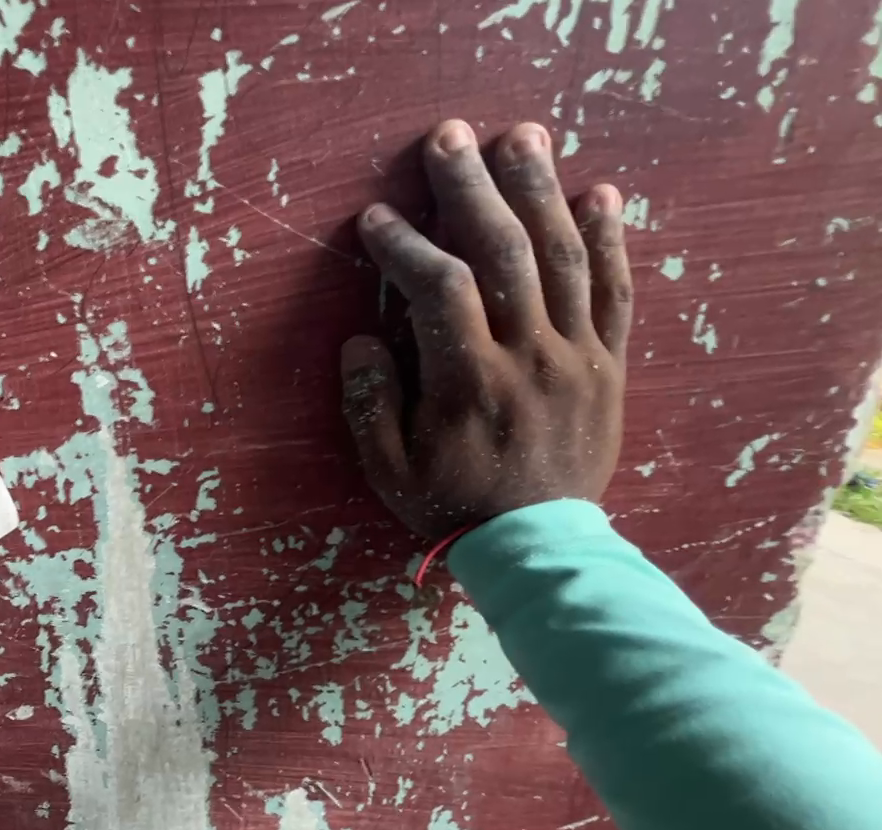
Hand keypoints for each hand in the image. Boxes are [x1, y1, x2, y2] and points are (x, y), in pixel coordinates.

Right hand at [342, 118, 632, 537]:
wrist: (536, 541)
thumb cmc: (446, 502)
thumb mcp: (384, 466)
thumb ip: (369, 402)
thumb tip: (361, 339)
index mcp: (469, 381)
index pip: (440, 291)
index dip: (406, 246)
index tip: (375, 219)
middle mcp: (531, 355)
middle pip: (506, 253)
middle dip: (473, 189)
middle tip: (449, 139)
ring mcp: (578, 354)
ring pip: (565, 257)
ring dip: (541, 190)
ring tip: (520, 138)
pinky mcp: (608, 362)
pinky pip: (617, 290)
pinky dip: (612, 237)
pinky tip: (599, 192)